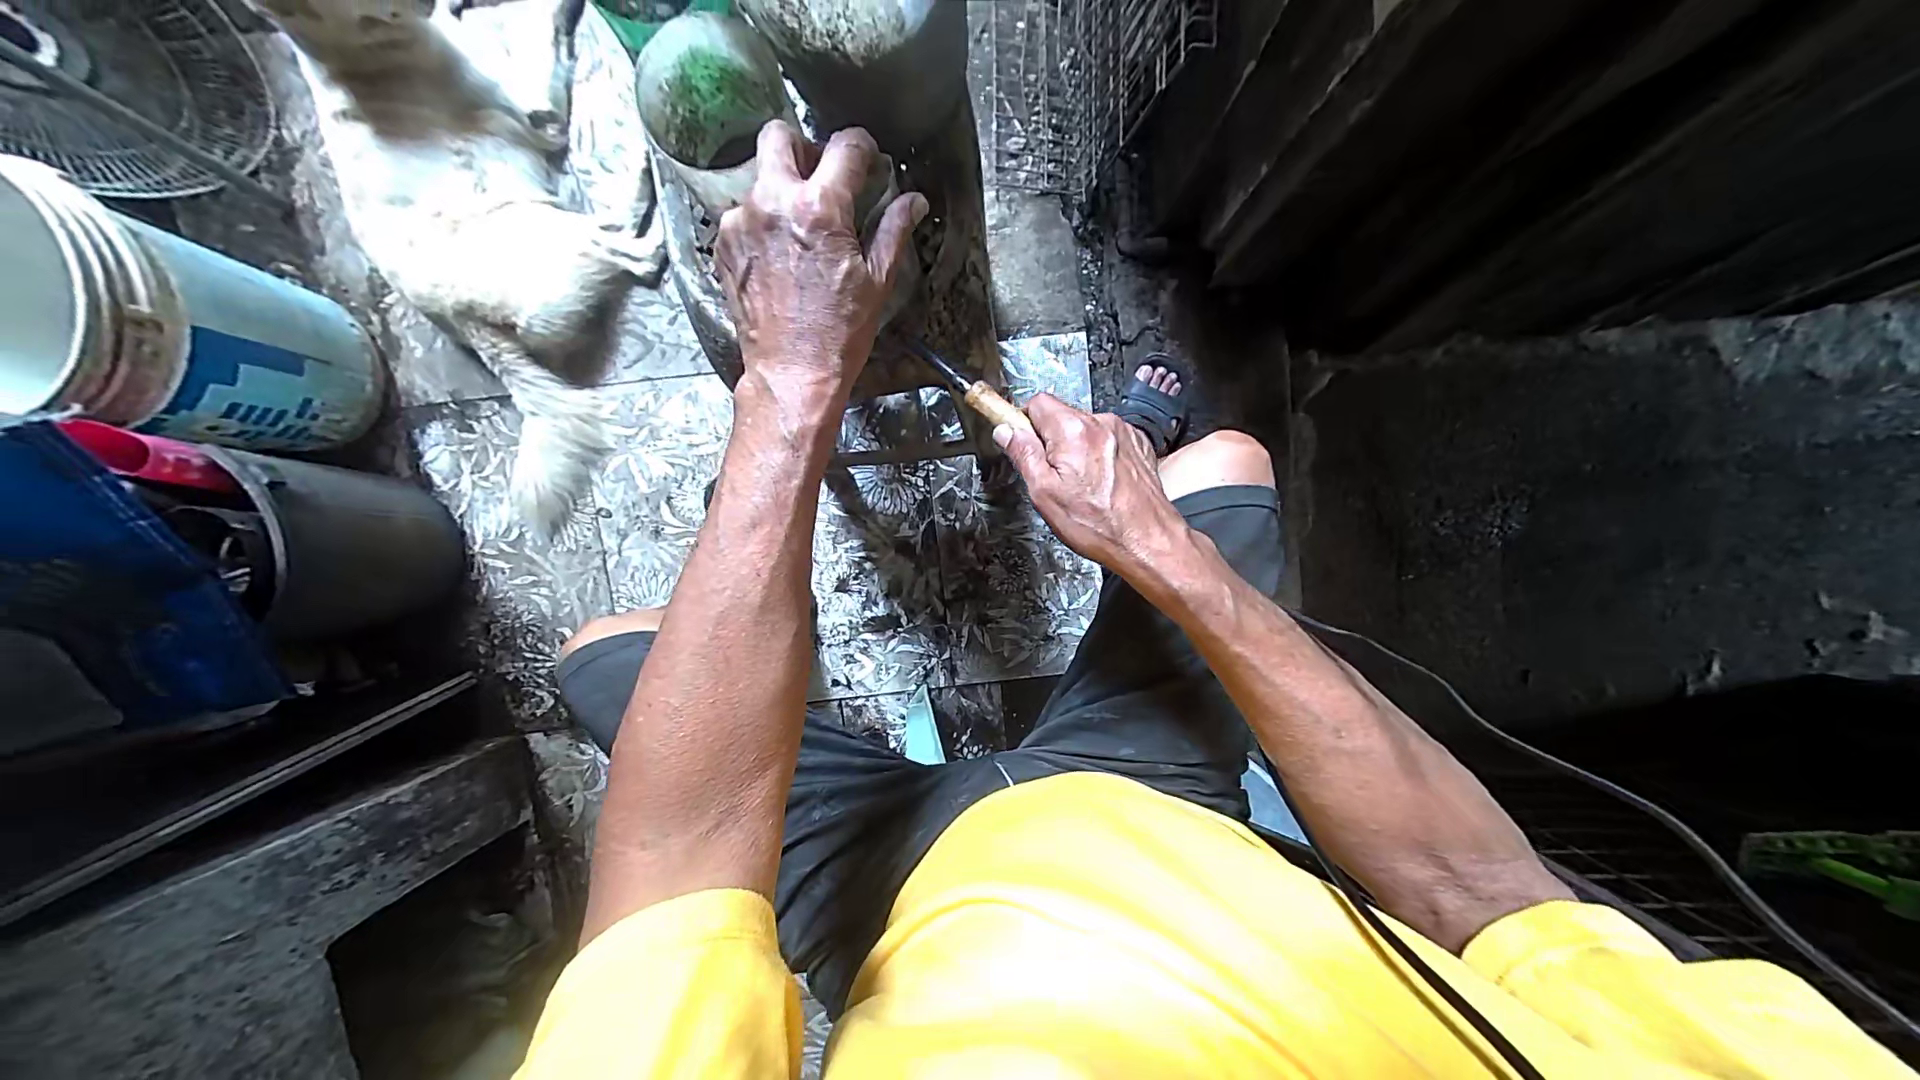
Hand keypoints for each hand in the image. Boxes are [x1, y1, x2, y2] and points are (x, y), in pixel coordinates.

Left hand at [714, 121, 927, 409]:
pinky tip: (781, 254)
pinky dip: (763, 221)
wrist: (792, 372)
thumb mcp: (877, 282)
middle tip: (823, 180)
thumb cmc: (837, 334)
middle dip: (805, 148)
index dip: (862, 149)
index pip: (844, 146)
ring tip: (802, 230)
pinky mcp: (724, 244)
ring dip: (782, 189)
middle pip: (780, 136)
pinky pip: (742, 213)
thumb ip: (893, 230)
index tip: (867, 161)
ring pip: (759, 177)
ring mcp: (741, 222)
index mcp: (819, 209)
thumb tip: (913, 201)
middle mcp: (773, 203)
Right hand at [994, 394, 1192, 575]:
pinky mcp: (1136, 443)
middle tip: (1053, 476)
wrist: (1146, 540)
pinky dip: (1098, 455)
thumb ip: (1023, 454)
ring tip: (1080, 485)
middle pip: (1061, 415)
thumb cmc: (1100, 524)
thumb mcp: (1044, 494)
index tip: (1022, 441)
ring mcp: (1122, 432)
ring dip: (1075, 449)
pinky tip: (1100, 483)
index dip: (1024, 422)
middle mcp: (1100, 422)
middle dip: (1050, 441)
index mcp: (1072, 430)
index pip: (1037, 402)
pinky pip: (1105, 440)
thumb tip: (1006, 431)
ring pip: (1084, 429)